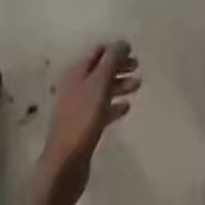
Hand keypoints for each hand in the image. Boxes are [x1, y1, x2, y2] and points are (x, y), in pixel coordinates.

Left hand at [22, 41, 141, 204]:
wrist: (65, 162)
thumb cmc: (83, 118)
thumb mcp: (99, 85)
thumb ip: (111, 62)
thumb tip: (123, 42)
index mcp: (77, 71)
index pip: (98, 52)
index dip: (115, 50)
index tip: (133, 52)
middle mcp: (76, 85)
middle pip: (100, 69)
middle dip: (119, 66)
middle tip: (138, 68)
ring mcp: (79, 106)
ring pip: (102, 89)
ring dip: (119, 85)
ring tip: (138, 86)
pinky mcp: (84, 126)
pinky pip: (102, 109)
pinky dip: (114, 105)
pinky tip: (126, 108)